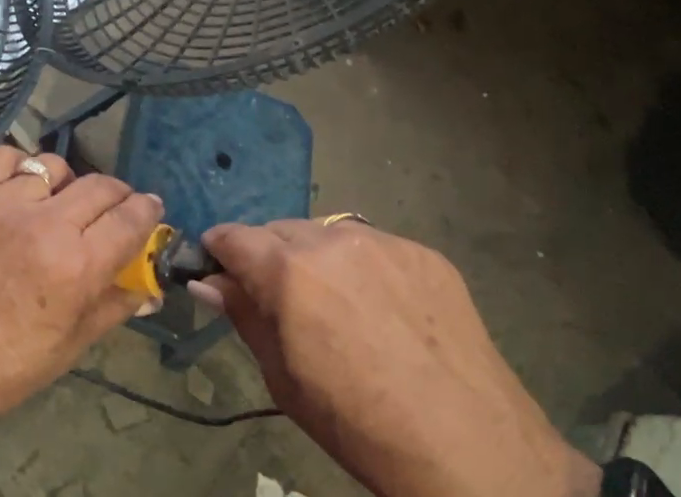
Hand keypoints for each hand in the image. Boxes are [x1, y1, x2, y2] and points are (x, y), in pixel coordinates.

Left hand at [0, 148, 163, 429]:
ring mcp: (8, 204)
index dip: (148, 212)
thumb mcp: (76, 343)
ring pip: (57, 167)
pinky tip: (26, 188)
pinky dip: (21, 166)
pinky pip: (7, 158)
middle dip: (119, 198)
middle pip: (102, 186)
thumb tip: (150, 286)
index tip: (152, 213)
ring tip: (66, 206)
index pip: (131, 218)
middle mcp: (48, 224)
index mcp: (78, 265)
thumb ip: (117, 304)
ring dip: (70, 184)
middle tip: (116, 215)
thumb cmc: (11, 364)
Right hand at [195, 220, 601, 496]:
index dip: (218, 254)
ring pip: (326, 233)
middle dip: (268, 257)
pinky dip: (363, 268)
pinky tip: (382, 311)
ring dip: (315, 257)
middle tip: (281, 302)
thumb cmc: (358, 425)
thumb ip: (244, 316)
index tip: (220, 276)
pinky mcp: (426, 255)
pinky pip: (374, 248)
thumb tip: (208, 282)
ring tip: (337, 305)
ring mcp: (384, 243)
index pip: (232, 236)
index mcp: (288, 270)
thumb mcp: (284, 379)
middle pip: (278, 230)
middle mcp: (331, 239)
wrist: (472, 451)